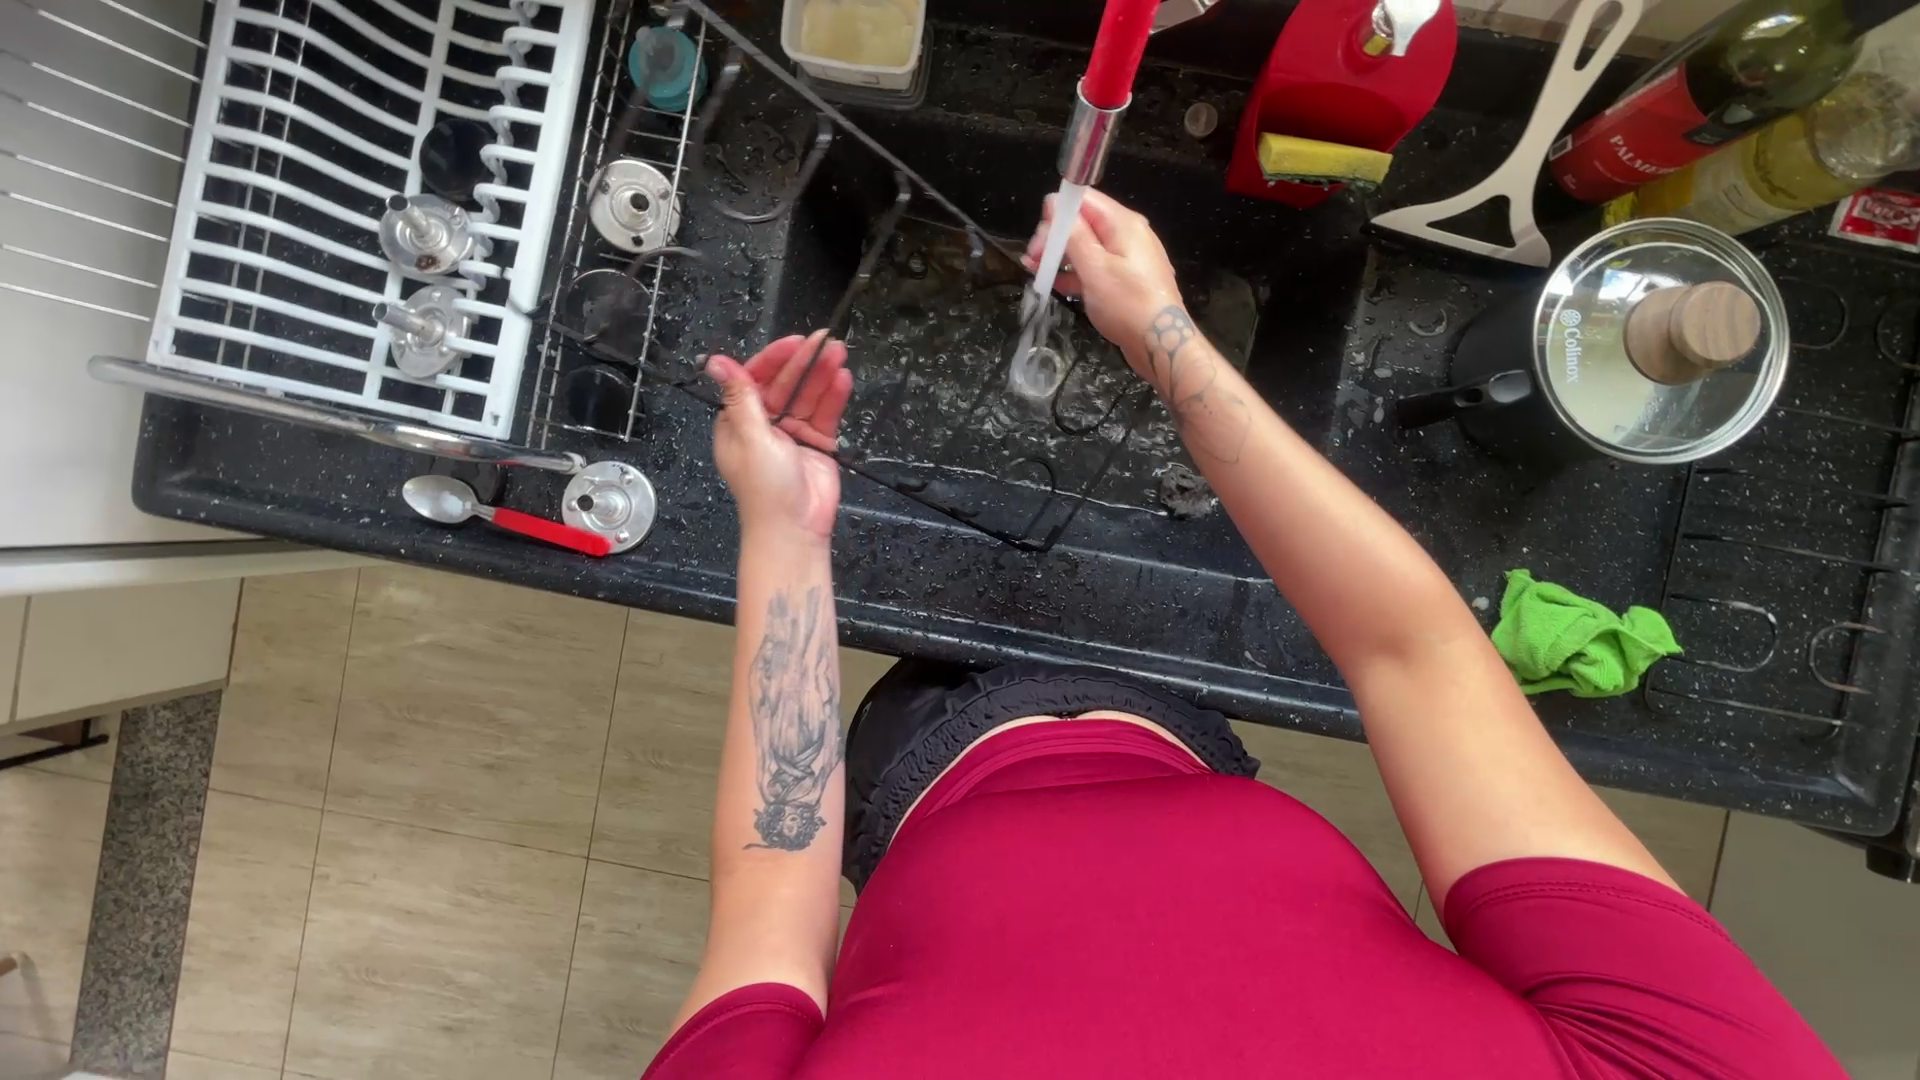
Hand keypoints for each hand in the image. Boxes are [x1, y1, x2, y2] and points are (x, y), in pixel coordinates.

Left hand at [705, 330, 852, 542]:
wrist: (794, 528)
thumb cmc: (764, 489)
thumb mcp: (749, 437)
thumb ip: (740, 395)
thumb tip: (715, 361)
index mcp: (739, 421)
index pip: (755, 379)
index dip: (774, 359)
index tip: (794, 343)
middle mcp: (765, 424)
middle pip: (786, 384)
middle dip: (804, 363)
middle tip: (825, 341)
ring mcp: (793, 434)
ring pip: (809, 396)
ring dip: (823, 375)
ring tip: (839, 354)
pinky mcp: (818, 444)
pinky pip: (826, 415)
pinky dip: (835, 397)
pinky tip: (843, 380)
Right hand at [1022, 187, 1182, 377]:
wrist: (1159, 343)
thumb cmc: (1127, 304)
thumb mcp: (1095, 268)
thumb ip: (1073, 235)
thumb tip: (1054, 203)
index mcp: (1123, 224)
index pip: (1083, 200)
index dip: (1056, 214)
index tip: (1039, 238)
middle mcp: (1127, 235)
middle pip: (1083, 224)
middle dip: (1055, 239)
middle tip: (1033, 261)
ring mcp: (1127, 258)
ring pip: (1086, 248)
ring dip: (1060, 258)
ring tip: (1037, 273)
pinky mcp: (1125, 280)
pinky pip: (1095, 268)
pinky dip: (1075, 274)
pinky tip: (1056, 286)